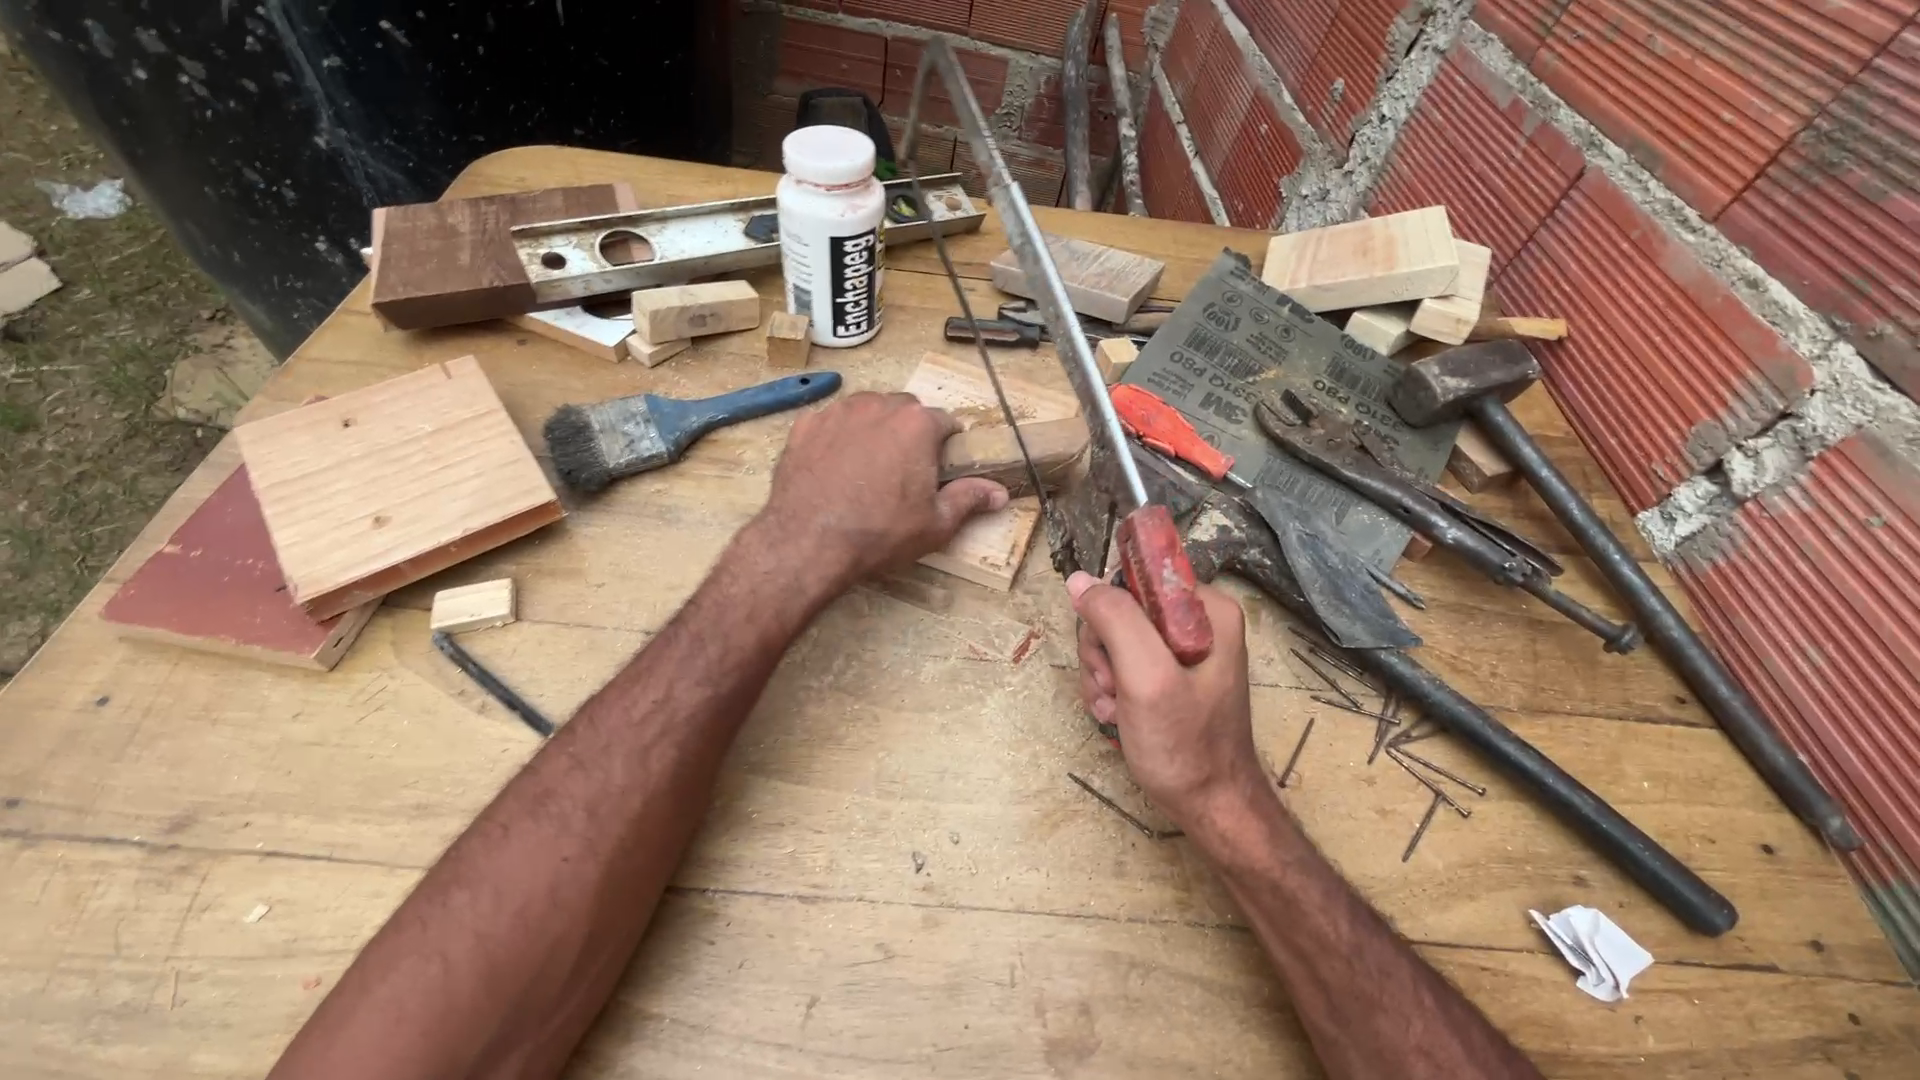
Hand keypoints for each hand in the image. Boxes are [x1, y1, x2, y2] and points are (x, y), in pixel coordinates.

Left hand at [760, 392, 1008, 587]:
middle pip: (904, 410)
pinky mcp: (805, 426)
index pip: (945, 422)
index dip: (945, 446)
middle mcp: (878, 406)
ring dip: (873, 430)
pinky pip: (831, 423)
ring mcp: (837, 412)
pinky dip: (837, 439)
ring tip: (867, 470)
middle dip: (909, 433)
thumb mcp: (935, 524)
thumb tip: (999, 492)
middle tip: (903, 472)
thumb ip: (969, 499)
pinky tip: (834, 470)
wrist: (807, 542)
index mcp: (917, 424)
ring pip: (866, 411)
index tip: (938, 469)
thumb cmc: (878, 533)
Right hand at [1070, 571, 1263, 835]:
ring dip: (1101, 676)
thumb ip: (1115, 621)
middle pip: (1119, 611)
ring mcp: (1181, 650)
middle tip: (1113, 688)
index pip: (1135, 581)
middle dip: (1103, 653)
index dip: (1111, 615)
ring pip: (1113, 640)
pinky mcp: (1168, 675)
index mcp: (1206, 609)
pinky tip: (1116, 716)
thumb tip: (1080, 581)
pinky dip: (1109, 691)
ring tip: (1114, 709)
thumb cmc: (1185, 745)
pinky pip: (1120, 664)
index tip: (1114, 659)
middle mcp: (1197, 621)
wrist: (1209, 806)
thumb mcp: (1145, 677)